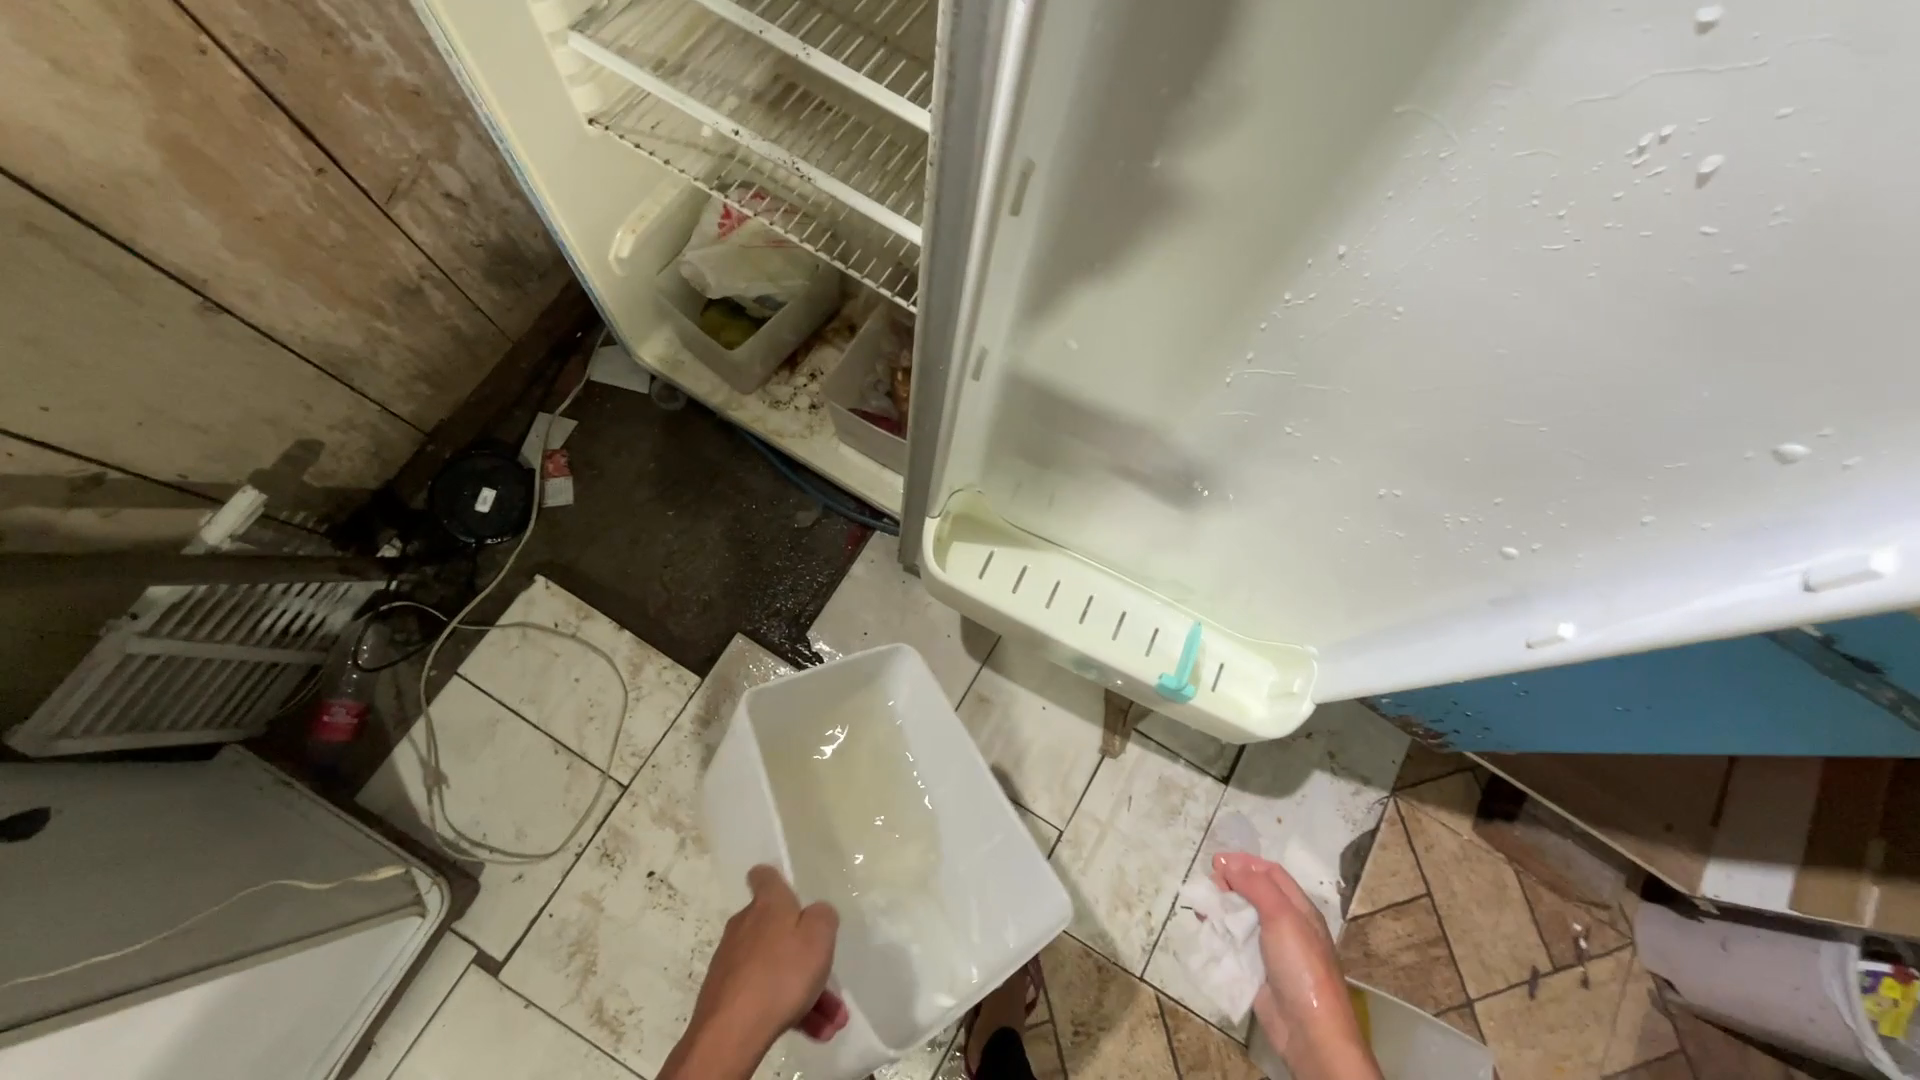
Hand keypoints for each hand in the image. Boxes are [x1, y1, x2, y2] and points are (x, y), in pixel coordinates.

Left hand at [661, 866, 848, 1079]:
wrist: (732, 1032)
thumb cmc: (782, 973)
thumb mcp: (819, 936)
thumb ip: (823, 916)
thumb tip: (814, 913)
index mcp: (768, 905)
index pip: (764, 877)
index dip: (777, 880)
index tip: (791, 896)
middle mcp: (745, 926)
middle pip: (780, 932)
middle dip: (808, 956)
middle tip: (830, 982)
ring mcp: (733, 962)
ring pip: (778, 969)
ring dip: (807, 992)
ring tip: (831, 1022)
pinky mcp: (727, 995)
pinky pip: (766, 995)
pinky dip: (790, 1009)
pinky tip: (814, 1032)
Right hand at [1213, 853, 1380, 1079]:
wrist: (1309, 1031)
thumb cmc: (1301, 966)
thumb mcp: (1283, 917)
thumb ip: (1256, 886)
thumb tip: (1227, 862)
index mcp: (1299, 909)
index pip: (1271, 873)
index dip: (1245, 862)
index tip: (1216, 860)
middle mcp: (1286, 925)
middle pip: (1254, 893)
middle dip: (1230, 883)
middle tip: (1208, 884)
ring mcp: (1270, 949)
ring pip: (1241, 918)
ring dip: (1221, 908)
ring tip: (1202, 906)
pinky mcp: (1255, 971)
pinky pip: (1233, 944)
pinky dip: (1218, 933)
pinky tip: (1204, 930)